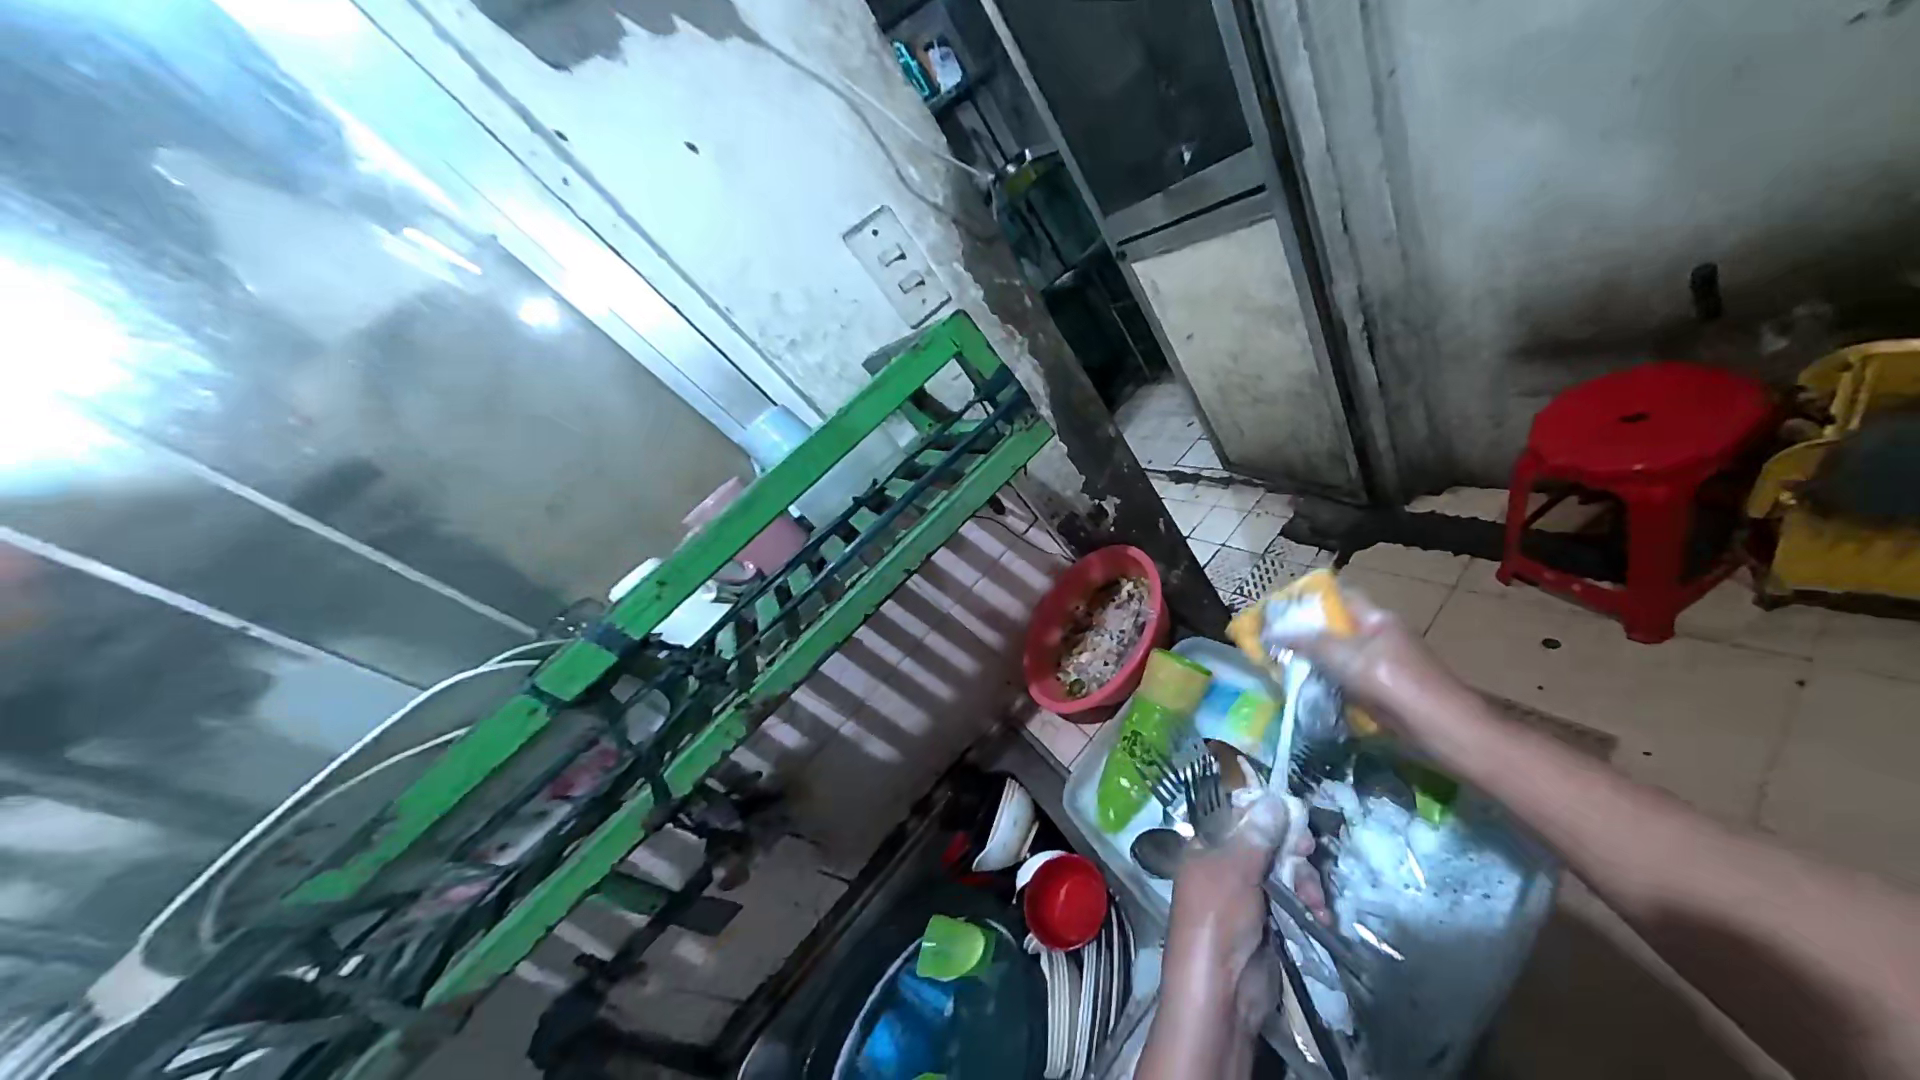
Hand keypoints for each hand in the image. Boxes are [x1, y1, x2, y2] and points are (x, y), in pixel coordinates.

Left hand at [1162, 792, 1323, 1043]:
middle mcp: (1226, 869)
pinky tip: (1320, 916)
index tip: (1293, 815)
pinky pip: (1295, 905)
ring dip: (1305, 883)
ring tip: (1313, 900)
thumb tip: (1274, 798)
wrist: (1221, 991)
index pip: (1238, 821)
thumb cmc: (1217, 919)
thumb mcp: (1233, 870)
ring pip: (1286, 875)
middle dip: (1292, 852)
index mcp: (1206, 850)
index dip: (1266, 817)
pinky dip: (1310, 909)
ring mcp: (1249, 898)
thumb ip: (1256, 836)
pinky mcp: (1271, 925)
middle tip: (1308, 853)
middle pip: (1267, 847)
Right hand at [1272, 583, 1474, 744]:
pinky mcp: (1383, 691)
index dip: (1309, 599)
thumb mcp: (1342, 655)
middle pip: (1336, 628)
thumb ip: (1305, 642)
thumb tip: (1270, 633)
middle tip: (1273, 641)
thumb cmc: (1392, 682)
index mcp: (1377, 618)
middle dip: (1305, 634)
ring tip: (1282, 666)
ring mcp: (1383, 665)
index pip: (1340, 596)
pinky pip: (1346, 680)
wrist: (1441, 729)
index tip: (1280, 610)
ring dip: (1314, 662)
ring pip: (1339, 656)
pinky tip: (1307, 690)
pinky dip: (1327, 683)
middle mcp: (1381, 636)